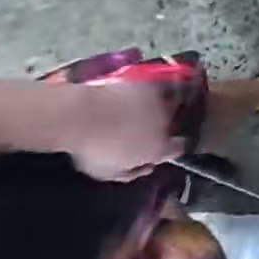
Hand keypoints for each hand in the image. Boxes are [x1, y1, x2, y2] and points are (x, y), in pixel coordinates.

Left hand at [63, 82, 184, 181]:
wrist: (81, 115)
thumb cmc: (92, 148)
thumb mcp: (108, 172)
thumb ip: (133, 172)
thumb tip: (146, 166)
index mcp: (158, 147)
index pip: (177, 148)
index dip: (169, 149)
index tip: (158, 150)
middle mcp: (164, 124)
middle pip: (168, 127)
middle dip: (156, 130)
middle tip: (136, 134)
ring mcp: (157, 102)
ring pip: (160, 109)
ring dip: (150, 114)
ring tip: (127, 117)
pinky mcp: (146, 85)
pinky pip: (150, 93)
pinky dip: (141, 98)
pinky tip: (125, 102)